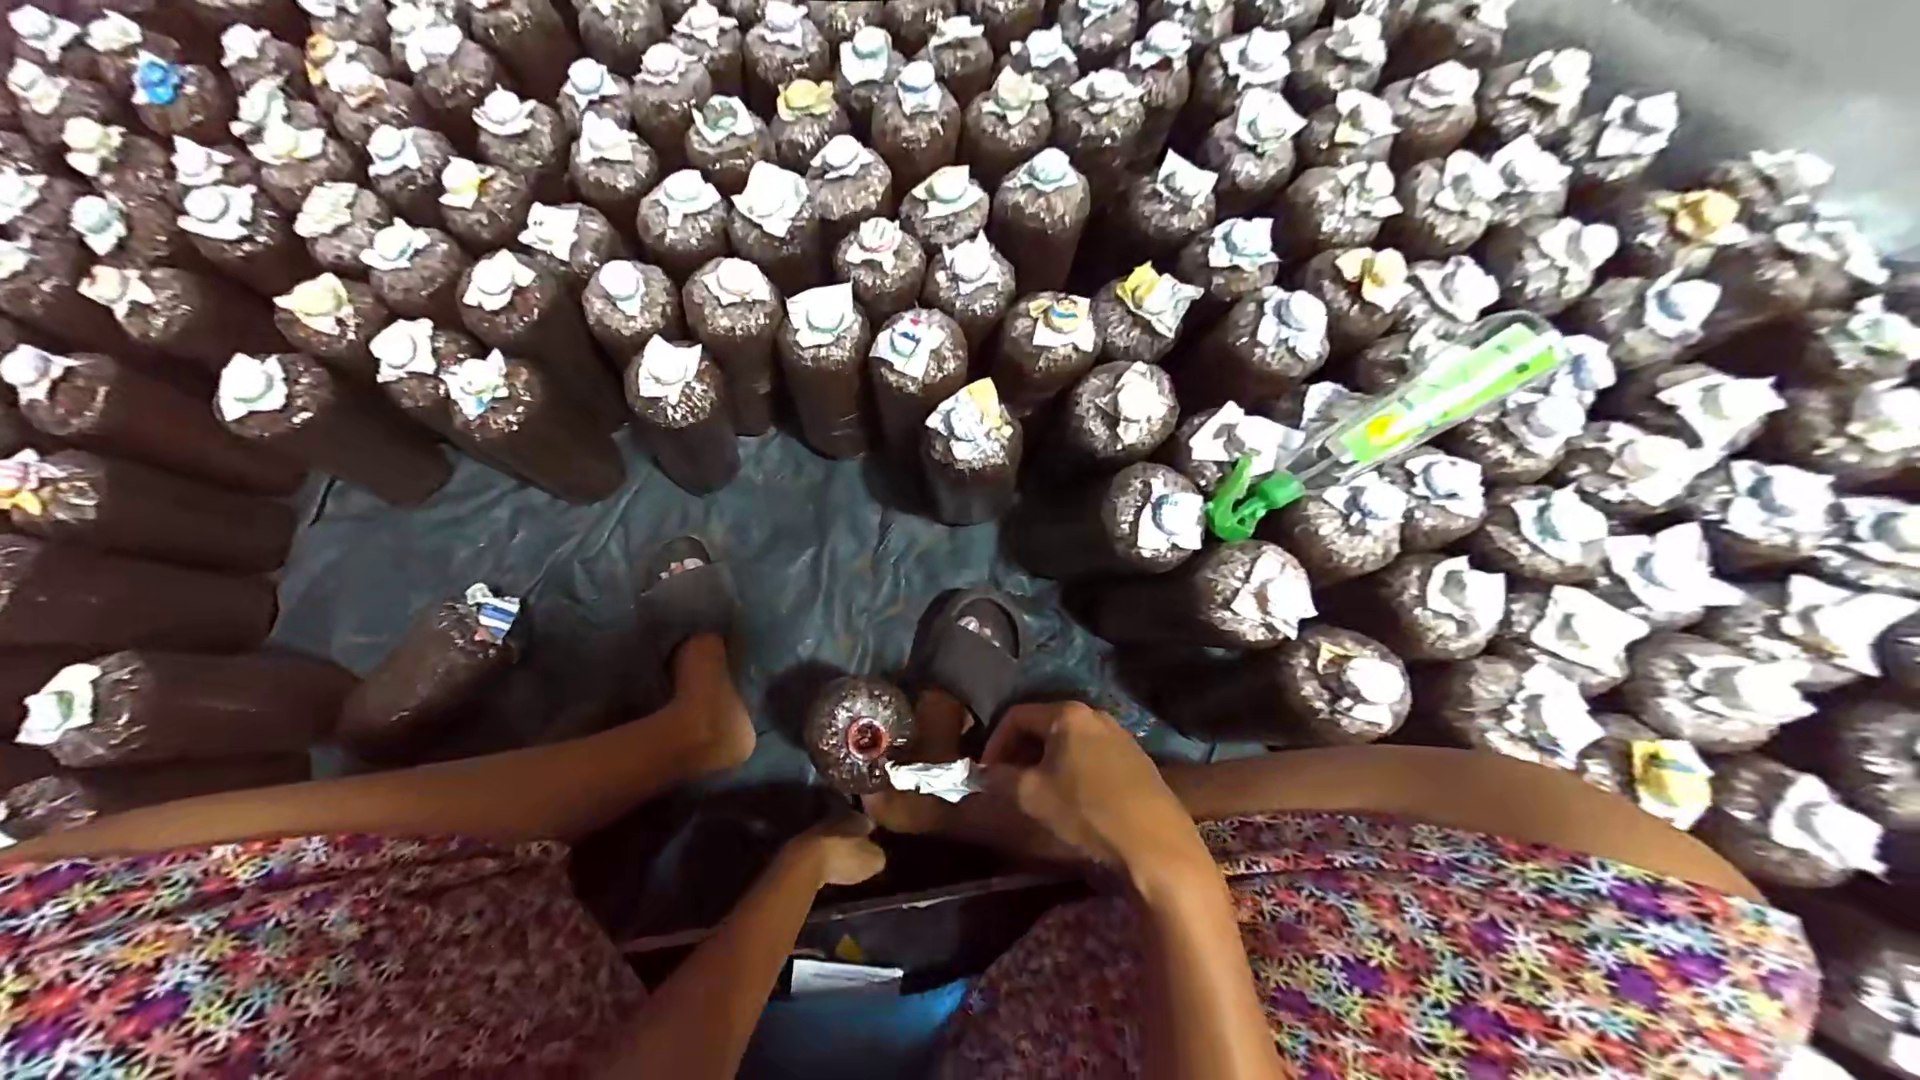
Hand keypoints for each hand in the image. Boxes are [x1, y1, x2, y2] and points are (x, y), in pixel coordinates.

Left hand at [791, 813, 886, 887]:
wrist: (805, 862)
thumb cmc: (845, 857)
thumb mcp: (874, 861)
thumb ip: (878, 855)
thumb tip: (876, 854)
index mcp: (858, 816)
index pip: (870, 822)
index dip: (873, 833)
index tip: (875, 842)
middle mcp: (838, 816)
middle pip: (850, 827)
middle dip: (854, 837)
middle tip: (860, 851)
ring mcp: (818, 828)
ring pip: (833, 836)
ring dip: (837, 846)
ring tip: (843, 860)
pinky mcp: (802, 843)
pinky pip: (819, 848)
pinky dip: (823, 855)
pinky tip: (827, 866)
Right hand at [981, 703, 1209, 879]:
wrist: (1155, 844)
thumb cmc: (1086, 811)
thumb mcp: (1031, 796)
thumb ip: (1000, 778)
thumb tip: (985, 773)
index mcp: (1067, 714)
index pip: (1017, 716)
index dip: (994, 742)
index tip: (986, 772)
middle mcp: (1095, 714)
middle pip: (1043, 725)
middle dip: (1019, 752)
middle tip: (1007, 782)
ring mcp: (1120, 735)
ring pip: (1068, 741)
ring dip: (1045, 762)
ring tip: (1037, 792)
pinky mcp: (1136, 759)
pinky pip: (1091, 754)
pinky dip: (1071, 769)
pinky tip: (1072, 798)